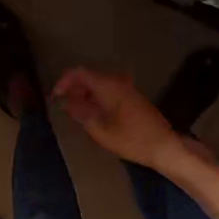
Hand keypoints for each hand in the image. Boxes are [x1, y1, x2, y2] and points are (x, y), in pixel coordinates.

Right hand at [52, 68, 186, 170]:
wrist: (163, 146)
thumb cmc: (131, 139)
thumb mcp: (99, 129)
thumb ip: (80, 112)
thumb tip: (65, 101)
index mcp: (108, 84)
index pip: (79, 73)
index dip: (63, 82)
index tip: (54, 97)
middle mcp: (118, 81)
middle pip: (89, 77)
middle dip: (73, 89)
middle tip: (61, 106)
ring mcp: (127, 88)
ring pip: (98, 84)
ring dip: (84, 95)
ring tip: (73, 112)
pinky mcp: (132, 97)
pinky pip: (108, 91)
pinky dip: (96, 98)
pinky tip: (91, 114)